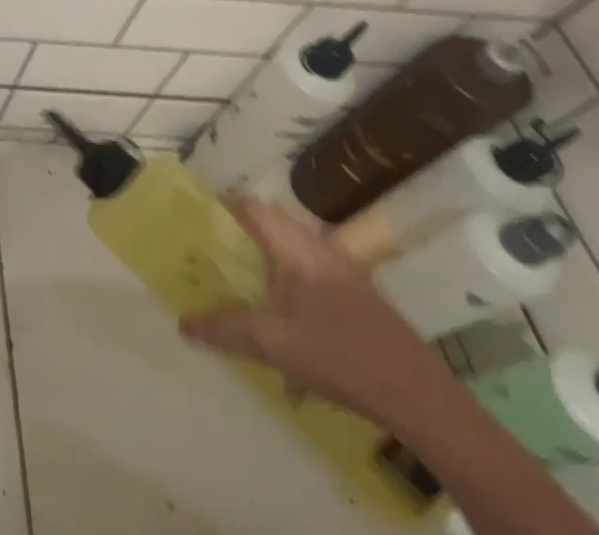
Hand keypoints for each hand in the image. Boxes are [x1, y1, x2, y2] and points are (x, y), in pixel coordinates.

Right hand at [179, 195, 451, 425]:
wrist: (416, 394)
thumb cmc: (337, 355)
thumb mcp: (270, 343)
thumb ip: (222, 329)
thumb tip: (182, 323)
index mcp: (298, 250)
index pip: (254, 208)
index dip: (222, 204)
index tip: (194, 214)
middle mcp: (323, 250)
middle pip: (275, 222)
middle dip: (240, 227)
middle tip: (209, 245)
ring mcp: (345, 271)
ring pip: (295, 244)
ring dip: (264, 250)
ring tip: (237, 273)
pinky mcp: (358, 294)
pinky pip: (310, 266)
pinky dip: (285, 270)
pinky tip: (277, 304)